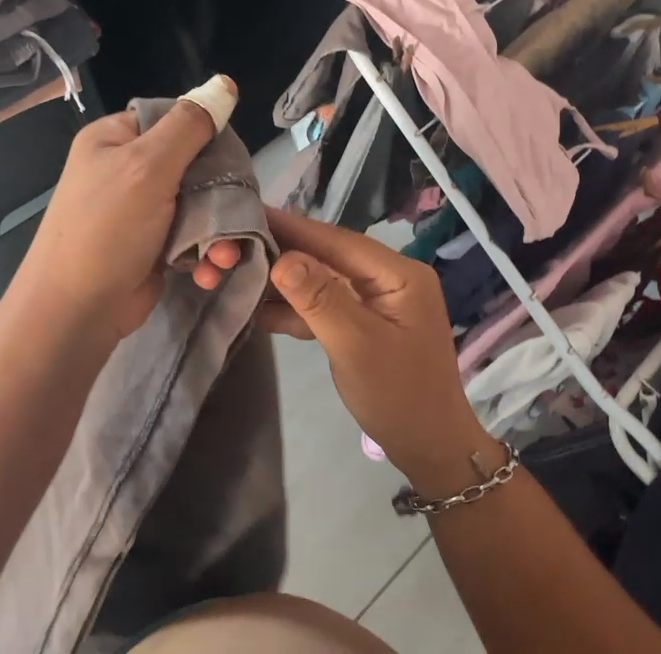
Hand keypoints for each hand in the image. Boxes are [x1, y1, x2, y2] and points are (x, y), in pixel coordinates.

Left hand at [8, 97, 241, 341]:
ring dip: (218, 231)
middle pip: (194, 163)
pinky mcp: (152, 246)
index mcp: (115, 138)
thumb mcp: (148, 167)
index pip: (174, 118)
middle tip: (238, 213)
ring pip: (199, 204)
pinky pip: (191, 237)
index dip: (207, 136)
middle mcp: (126, 168)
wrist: (75, 313)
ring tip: (223, 257)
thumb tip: (226, 82)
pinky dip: (203, 253)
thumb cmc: (106, 230)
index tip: (230, 160)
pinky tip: (208, 271)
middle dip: (220, 194)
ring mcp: (140, 210)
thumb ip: (190, 126)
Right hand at [257, 209, 494, 485]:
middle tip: (230, 244)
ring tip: (234, 272)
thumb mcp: (355, 345)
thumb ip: (319, 298)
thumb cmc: (399, 395)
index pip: (336, 240)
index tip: (247, 213)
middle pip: (326, 256)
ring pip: (321, 280)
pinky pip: (323, 305)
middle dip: (281, 253)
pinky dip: (294, 308)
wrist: (430, 448)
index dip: (291, 227)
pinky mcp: (363, 323)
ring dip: (281, 282)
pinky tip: (256, 307)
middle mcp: (388, 278)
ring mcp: (375, 301)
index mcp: (398, 273)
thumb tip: (282, 258)